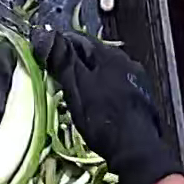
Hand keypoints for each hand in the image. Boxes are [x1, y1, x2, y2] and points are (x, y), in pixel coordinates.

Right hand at [35, 30, 180, 183]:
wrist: (136, 150)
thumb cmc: (102, 117)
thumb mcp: (76, 87)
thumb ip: (61, 59)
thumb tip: (43, 33)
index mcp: (109, 54)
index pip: (78, 39)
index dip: (59, 47)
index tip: (45, 59)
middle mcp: (126, 61)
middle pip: (93, 55)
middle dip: (74, 62)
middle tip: (55, 76)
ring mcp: (136, 80)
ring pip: (105, 71)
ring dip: (89, 76)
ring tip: (73, 91)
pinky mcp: (140, 98)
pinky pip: (115, 86)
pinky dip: (101, 89)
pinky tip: (95, 103)